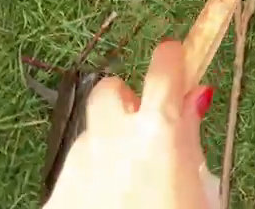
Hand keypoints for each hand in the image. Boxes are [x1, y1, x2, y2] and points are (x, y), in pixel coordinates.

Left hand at [43, 40, 215, 208]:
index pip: (165, 62)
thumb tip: (192, 102)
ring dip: (105, 147)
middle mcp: (113, 135)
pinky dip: (85, 185)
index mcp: (159, 129)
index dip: (173, 59)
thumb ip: (192, 140)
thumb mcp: (201, 193)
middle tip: (143, 133)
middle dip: (126, 104)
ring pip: (90, 134)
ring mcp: (78, 165)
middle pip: (111, 88)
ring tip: (124, 187)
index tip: (178, 63)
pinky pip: (71, 176)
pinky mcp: (53, 198)